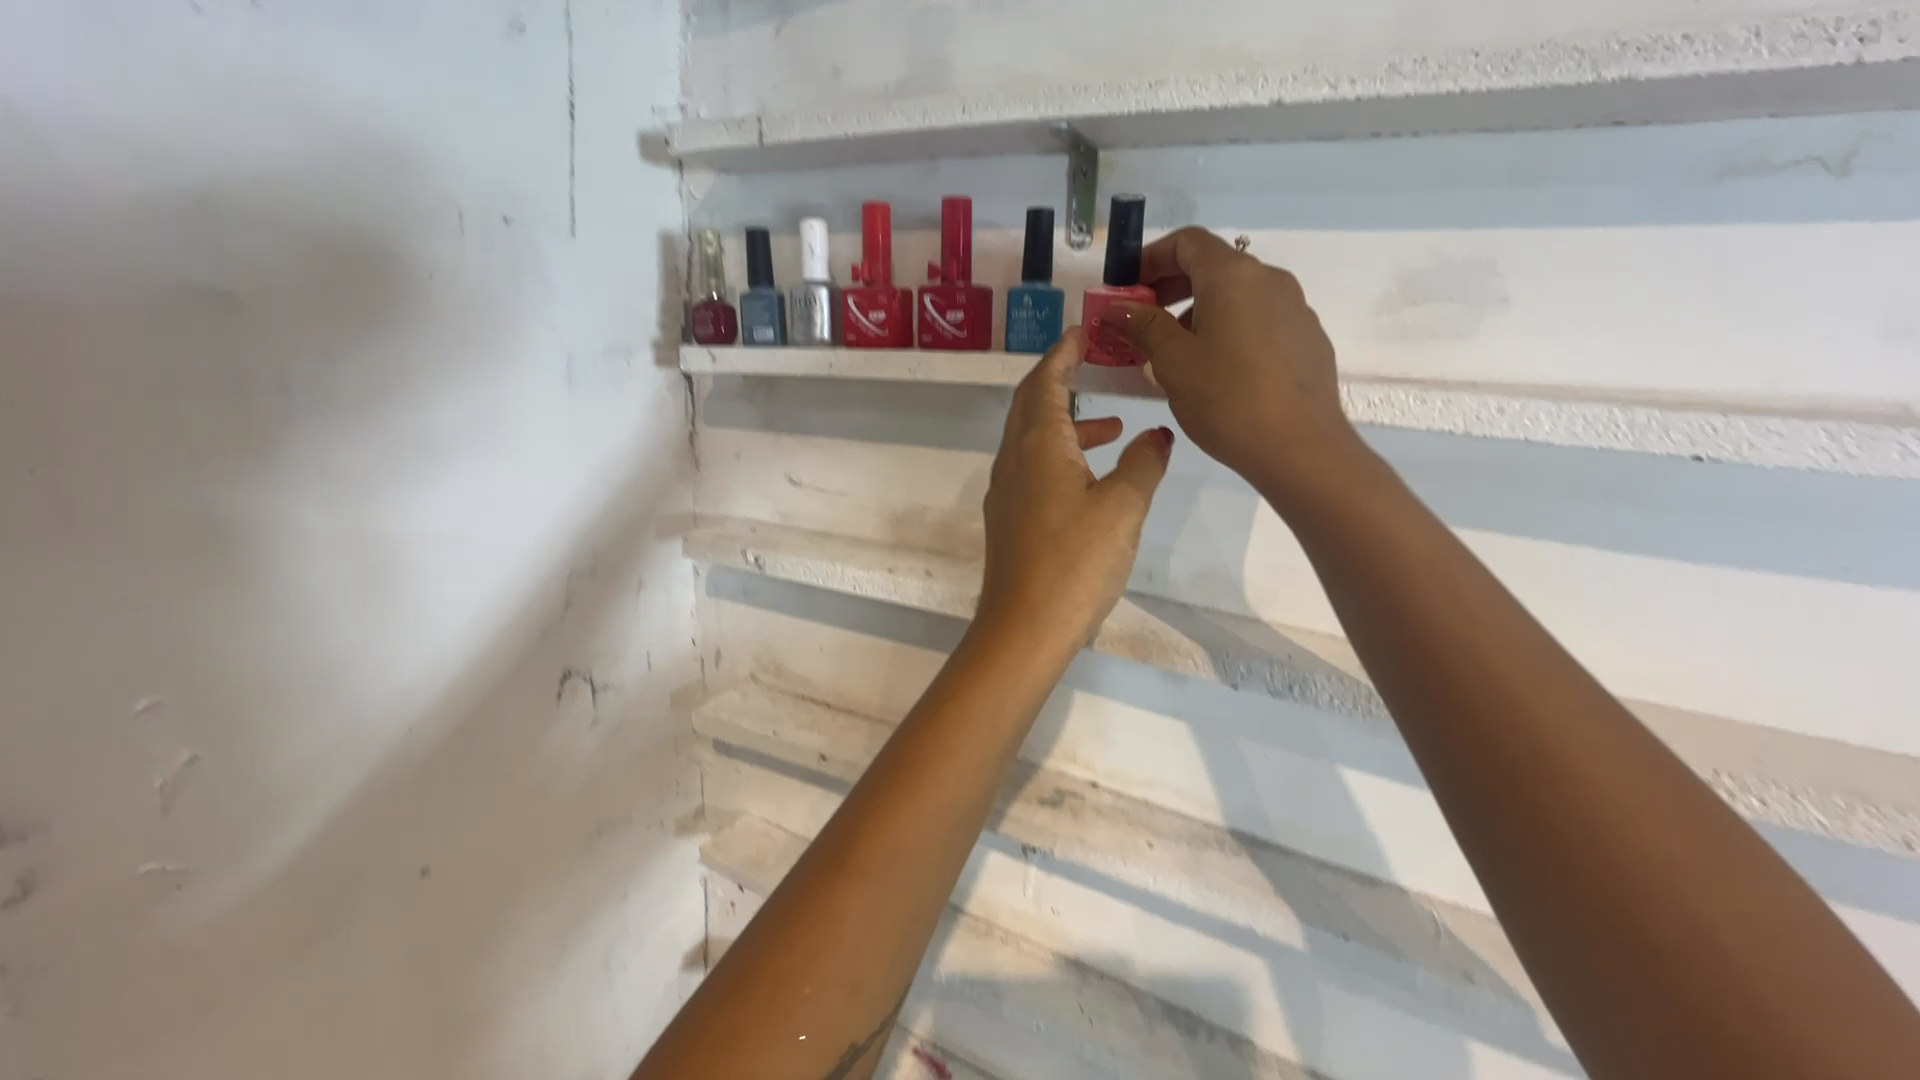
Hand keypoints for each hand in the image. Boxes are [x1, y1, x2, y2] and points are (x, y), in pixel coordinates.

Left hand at [978, 327, 1172, 645]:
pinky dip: (1062, 455)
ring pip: (1033, 440)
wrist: (1024, 629)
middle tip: (1100, 367)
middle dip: (1063, 380)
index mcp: (1037, 445)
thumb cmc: (1076, 562)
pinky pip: (1033, 468)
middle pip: (1031, 405)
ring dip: (1069, 424)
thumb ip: (1143, 464)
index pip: (1044, 381)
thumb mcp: (1123, 507)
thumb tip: (1156, 436)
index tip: (1087, 332)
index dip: (1064, 353)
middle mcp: (1013, 460)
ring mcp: (1007, 493)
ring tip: (1114, 426)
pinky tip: (1093, 477)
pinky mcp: (1011, 521)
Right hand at [1099, 227, 1362, 499]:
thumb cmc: (1227, 399)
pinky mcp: (1306, 340)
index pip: (1186, 242)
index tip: (1126, 290)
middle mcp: (1269, 280)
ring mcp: (1294, 309)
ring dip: (1198, 312)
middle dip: (1171, 287)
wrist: (1301, 448)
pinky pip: (1258, 321)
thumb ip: (1143, 327)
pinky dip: (1228, 331)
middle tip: (1142, 323)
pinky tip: (1216, 372)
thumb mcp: (1172, 362)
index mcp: (1232, 275)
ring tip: (1174, 354)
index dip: (1150, 259)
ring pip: (1237, 296)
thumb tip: (1116, 308)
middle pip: (1213, 266)